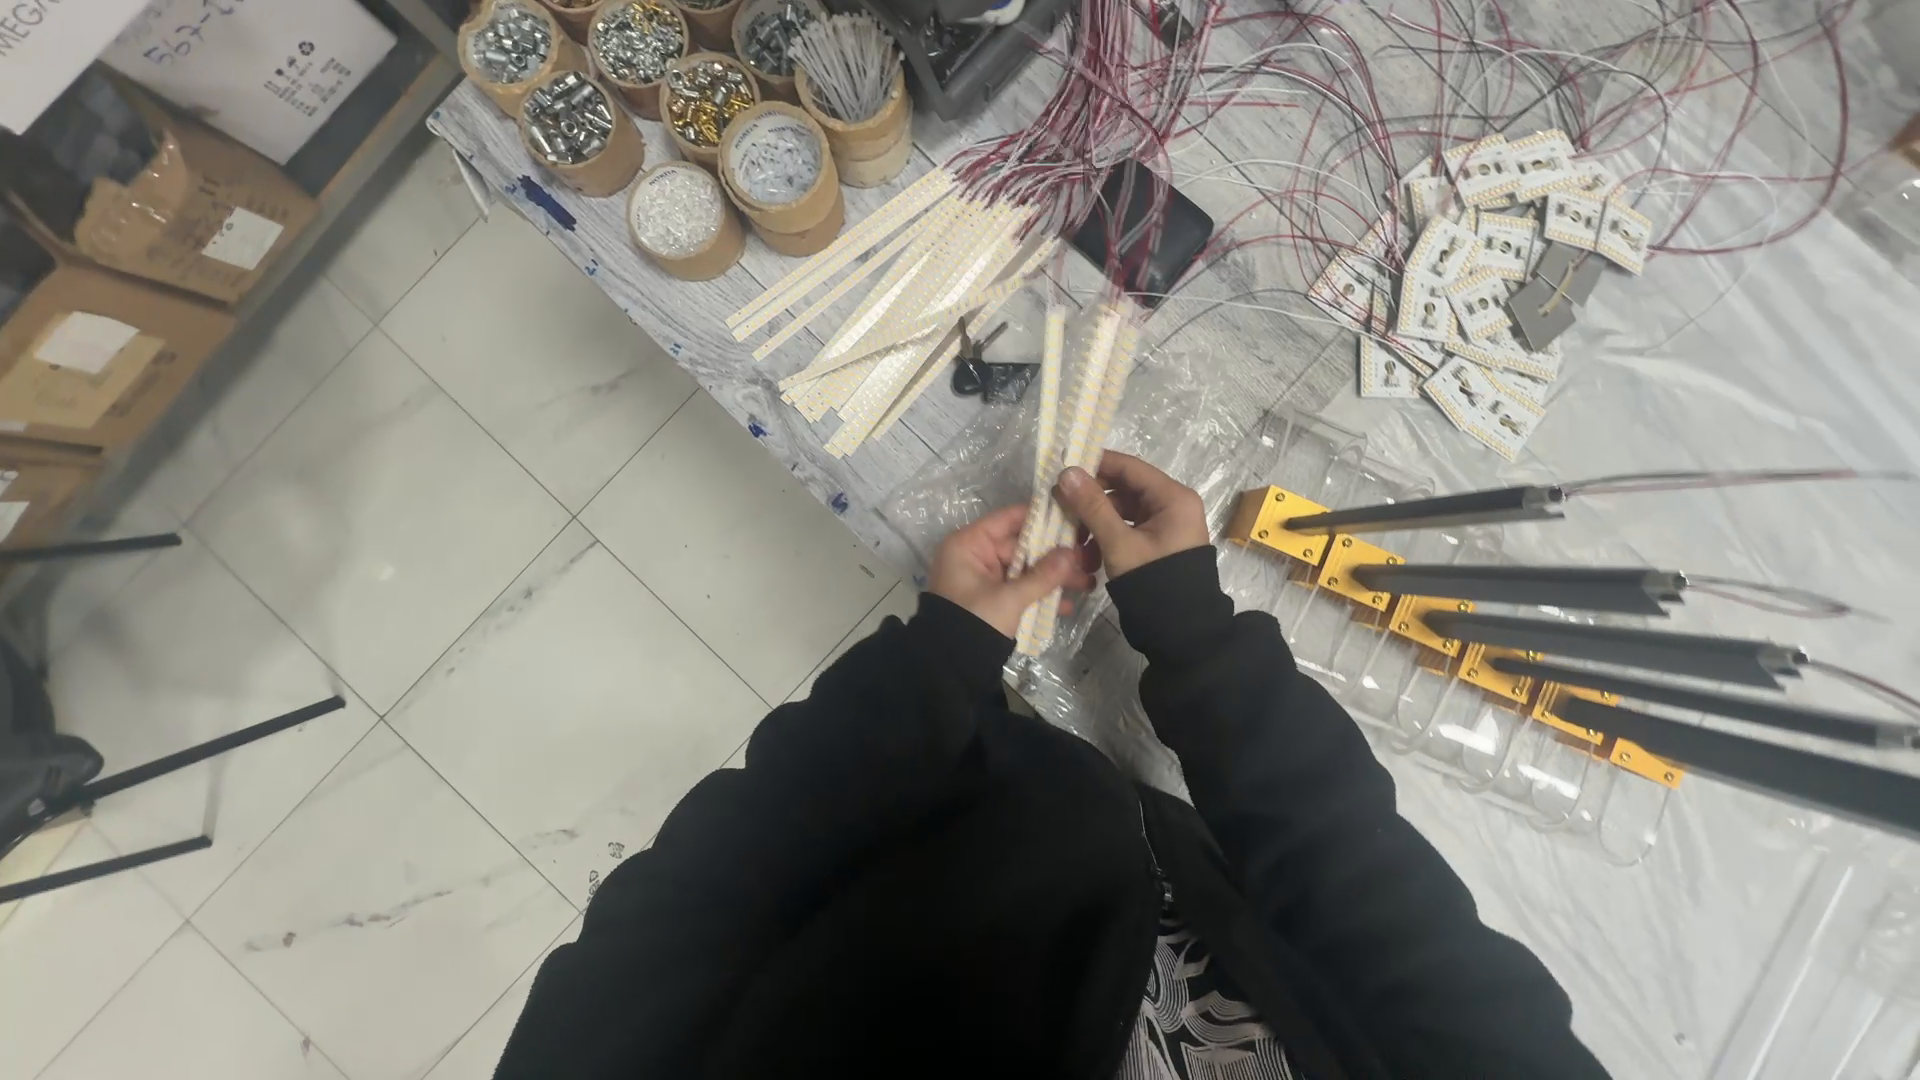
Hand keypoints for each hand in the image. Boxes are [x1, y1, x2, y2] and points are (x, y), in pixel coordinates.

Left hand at [928, 504, 1093, 636]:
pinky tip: (1067, 605)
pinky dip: (1039, 596)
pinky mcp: (991, 599)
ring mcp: (984, 578)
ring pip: (1024, 570)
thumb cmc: (974, 621)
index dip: (1041, 517)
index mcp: (969, 544)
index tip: (1073, 516)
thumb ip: (1043, 575)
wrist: (949, 667)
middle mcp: (976, 555)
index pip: (1009, 518)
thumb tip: (1072, 553)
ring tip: (1086, 584)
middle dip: (1055, 556)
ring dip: (1053, 578)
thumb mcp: (1010, 598)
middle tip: (1088, 559)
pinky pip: (1019, 589)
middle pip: (1022, 546)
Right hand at [1055, 451, 1208, 579]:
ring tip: (1073, 538)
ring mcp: (1166, 524)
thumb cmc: (1153, 580)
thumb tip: (1067, 473)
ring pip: (1122, 511)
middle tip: (1061, 506)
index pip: (1129, 467)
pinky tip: (1087, 552)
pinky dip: (1107, 535)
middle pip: (1124, 489)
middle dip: (1092, 499)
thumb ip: (1092, 506)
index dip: (1095, 464)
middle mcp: (1173, 504)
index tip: (1063, 469)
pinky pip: (1127, 528)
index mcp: (1173, 497)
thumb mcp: (1118, 543)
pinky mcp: (1158, 541)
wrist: (1179, 628)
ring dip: (1096, 521)